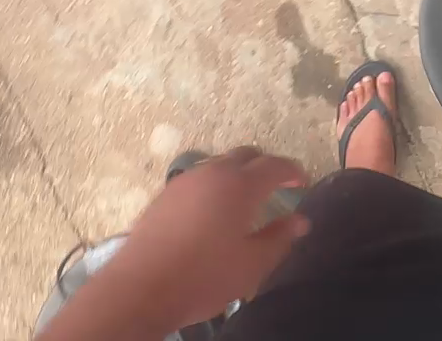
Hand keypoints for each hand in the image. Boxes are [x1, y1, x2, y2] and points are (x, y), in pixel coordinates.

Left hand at [38, 147, 310, 340]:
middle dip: (265, 165)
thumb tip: (301, 220)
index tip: (302, 182)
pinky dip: (215, 183)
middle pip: (247, 154)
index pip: (276, 165)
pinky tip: (212, 209)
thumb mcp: (251, 265)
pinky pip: (200, 176)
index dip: (293, 171)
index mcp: (241, 184)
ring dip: (238, 173)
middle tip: (276, 186)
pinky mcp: (166, 192)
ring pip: (221, 163)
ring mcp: (188, 178)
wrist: (139, 288)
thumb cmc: (202, 277)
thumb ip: (280, 238)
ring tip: (244, 198)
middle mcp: (215, 171)